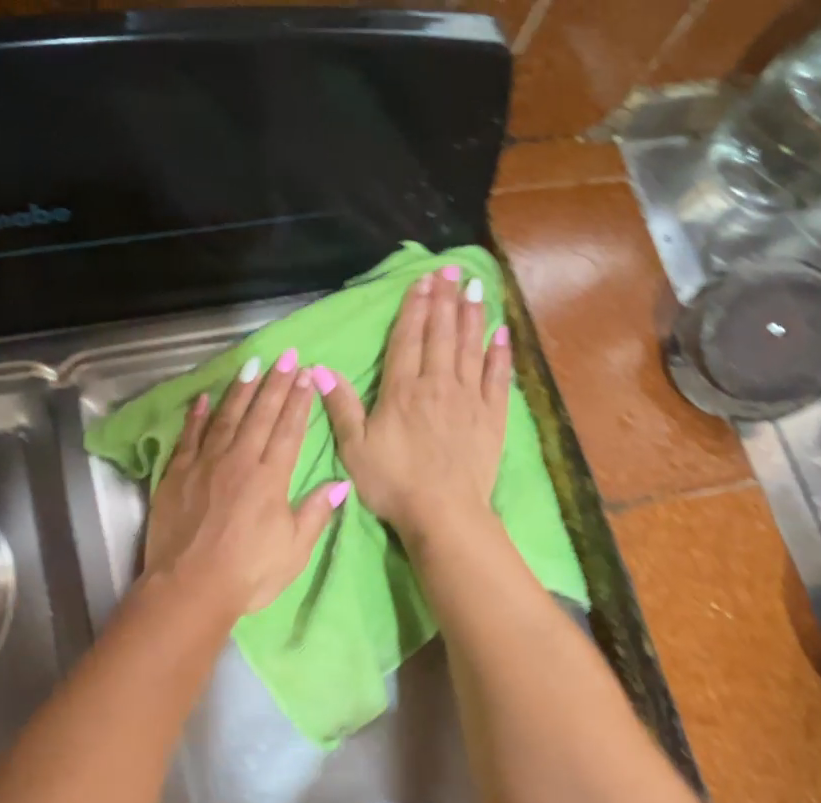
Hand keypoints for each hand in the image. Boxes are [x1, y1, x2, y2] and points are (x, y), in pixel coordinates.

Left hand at [144, 351, 350, 616]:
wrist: (189, 587)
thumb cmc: (248, 573)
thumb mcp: (294, 550)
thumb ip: (315, 513)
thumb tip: (340, 484)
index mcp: (270, 477)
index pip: (289, 429)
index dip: (299, 400)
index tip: (307, 374)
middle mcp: (238, 460)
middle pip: (260, 415)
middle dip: (276, 383)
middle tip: (286, 356)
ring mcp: (203, 465)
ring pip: (225, 417)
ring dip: (241, 391)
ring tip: (253, 366)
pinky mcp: (175, 475)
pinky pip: (188, 436)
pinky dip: (196, 415)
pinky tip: (204, 398)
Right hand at [316, 266, 512, 541]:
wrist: (443, 513)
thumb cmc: (393, 483)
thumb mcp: (355, 448)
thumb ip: (341, 407)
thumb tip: (320, 369)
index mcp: (402, 391)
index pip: (408, 339)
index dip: (414, 308)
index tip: (422, 281)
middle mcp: (437, 385)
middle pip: (441, 335)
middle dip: (443, 300)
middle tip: (449, 271)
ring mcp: (469, 399)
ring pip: (470, 348)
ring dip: (470, 316)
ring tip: (473, 287)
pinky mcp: (492, 418)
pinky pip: (497, 377)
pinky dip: (499, 354)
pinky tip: (500, 334)